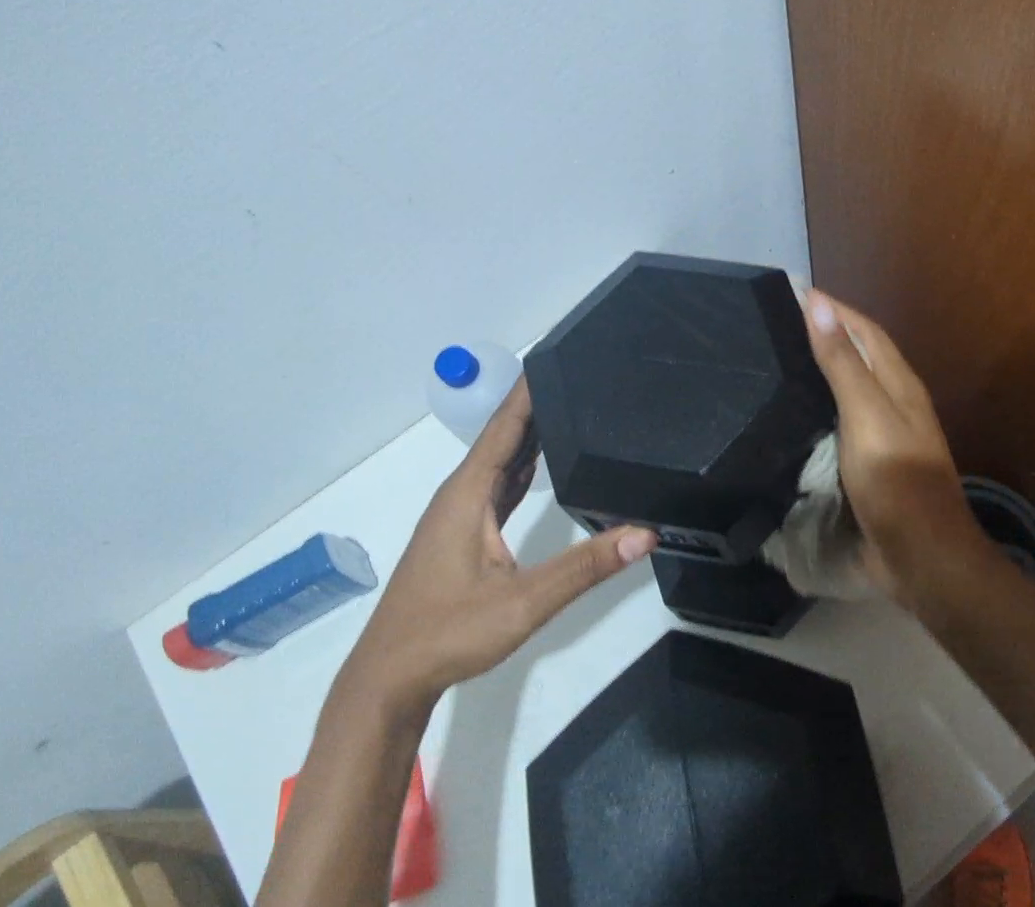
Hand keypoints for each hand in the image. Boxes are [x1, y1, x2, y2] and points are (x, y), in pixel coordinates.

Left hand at [345, 378, 654, 716]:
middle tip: (579, 377)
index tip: (557, 355)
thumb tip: (645, 533)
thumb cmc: (447, 634)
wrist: (389, 680)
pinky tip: (541, 467)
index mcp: (467, 495)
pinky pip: (498, 488)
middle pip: (502, 438)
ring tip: (569, 410)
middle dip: (536, 406)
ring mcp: (458, 519)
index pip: (504, 428)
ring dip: (530, 437)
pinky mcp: (463, 539)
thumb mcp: (523, 602)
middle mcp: (460, 497)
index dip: (529, 391)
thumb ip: (585, 567)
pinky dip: (522, 469)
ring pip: (499, 464)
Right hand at [802, 290, 983, 601]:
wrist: (922, 555)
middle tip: (777, 327)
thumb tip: (820, 304)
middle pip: (860, 358)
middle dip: (826, 337)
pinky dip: (819, 414)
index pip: (866, 332)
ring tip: (779, 366)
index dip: (835, 309)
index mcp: (899, 386)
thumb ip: (842, 363)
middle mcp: (896, 405)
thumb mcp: (866, 415)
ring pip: (851, 392)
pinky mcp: (872, 469)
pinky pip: (841, 427)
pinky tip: (795, 421)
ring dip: (822, 375)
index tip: (793, 291)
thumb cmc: (895, 480)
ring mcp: (886, 439)